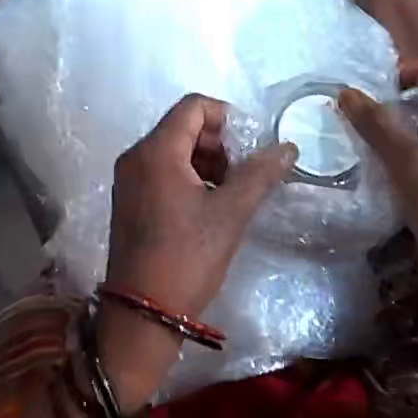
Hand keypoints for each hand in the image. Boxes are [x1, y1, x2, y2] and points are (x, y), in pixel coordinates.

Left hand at [100, 94, 296, 403]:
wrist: (142, 312)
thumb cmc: (187, 257)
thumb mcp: (230, 213)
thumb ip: (260, 173)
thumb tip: (288, 147)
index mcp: (156, 151)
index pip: (193, 106)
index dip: (227, 117)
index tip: (250, 147)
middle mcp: (135, 157)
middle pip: (182, 126)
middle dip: (219, 143)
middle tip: (243, 173)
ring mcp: (128, 180)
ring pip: (173, 150)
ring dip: (207, 161)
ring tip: (231, 193)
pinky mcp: (129, 201)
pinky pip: (162, 171)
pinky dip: (189, 177)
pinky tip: (210, 206)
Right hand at [338, 59, 417, 264]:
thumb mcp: (411, 161)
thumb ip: (378, 125)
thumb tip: (345, 92)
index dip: (392, 74)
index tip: (359, 94)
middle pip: (416, 98)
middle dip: (383, 105)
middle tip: (348, 118)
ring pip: (411, 127)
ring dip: (384, 132)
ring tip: (353, 141)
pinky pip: (413, 150)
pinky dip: (392, 153)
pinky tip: (370, 164)